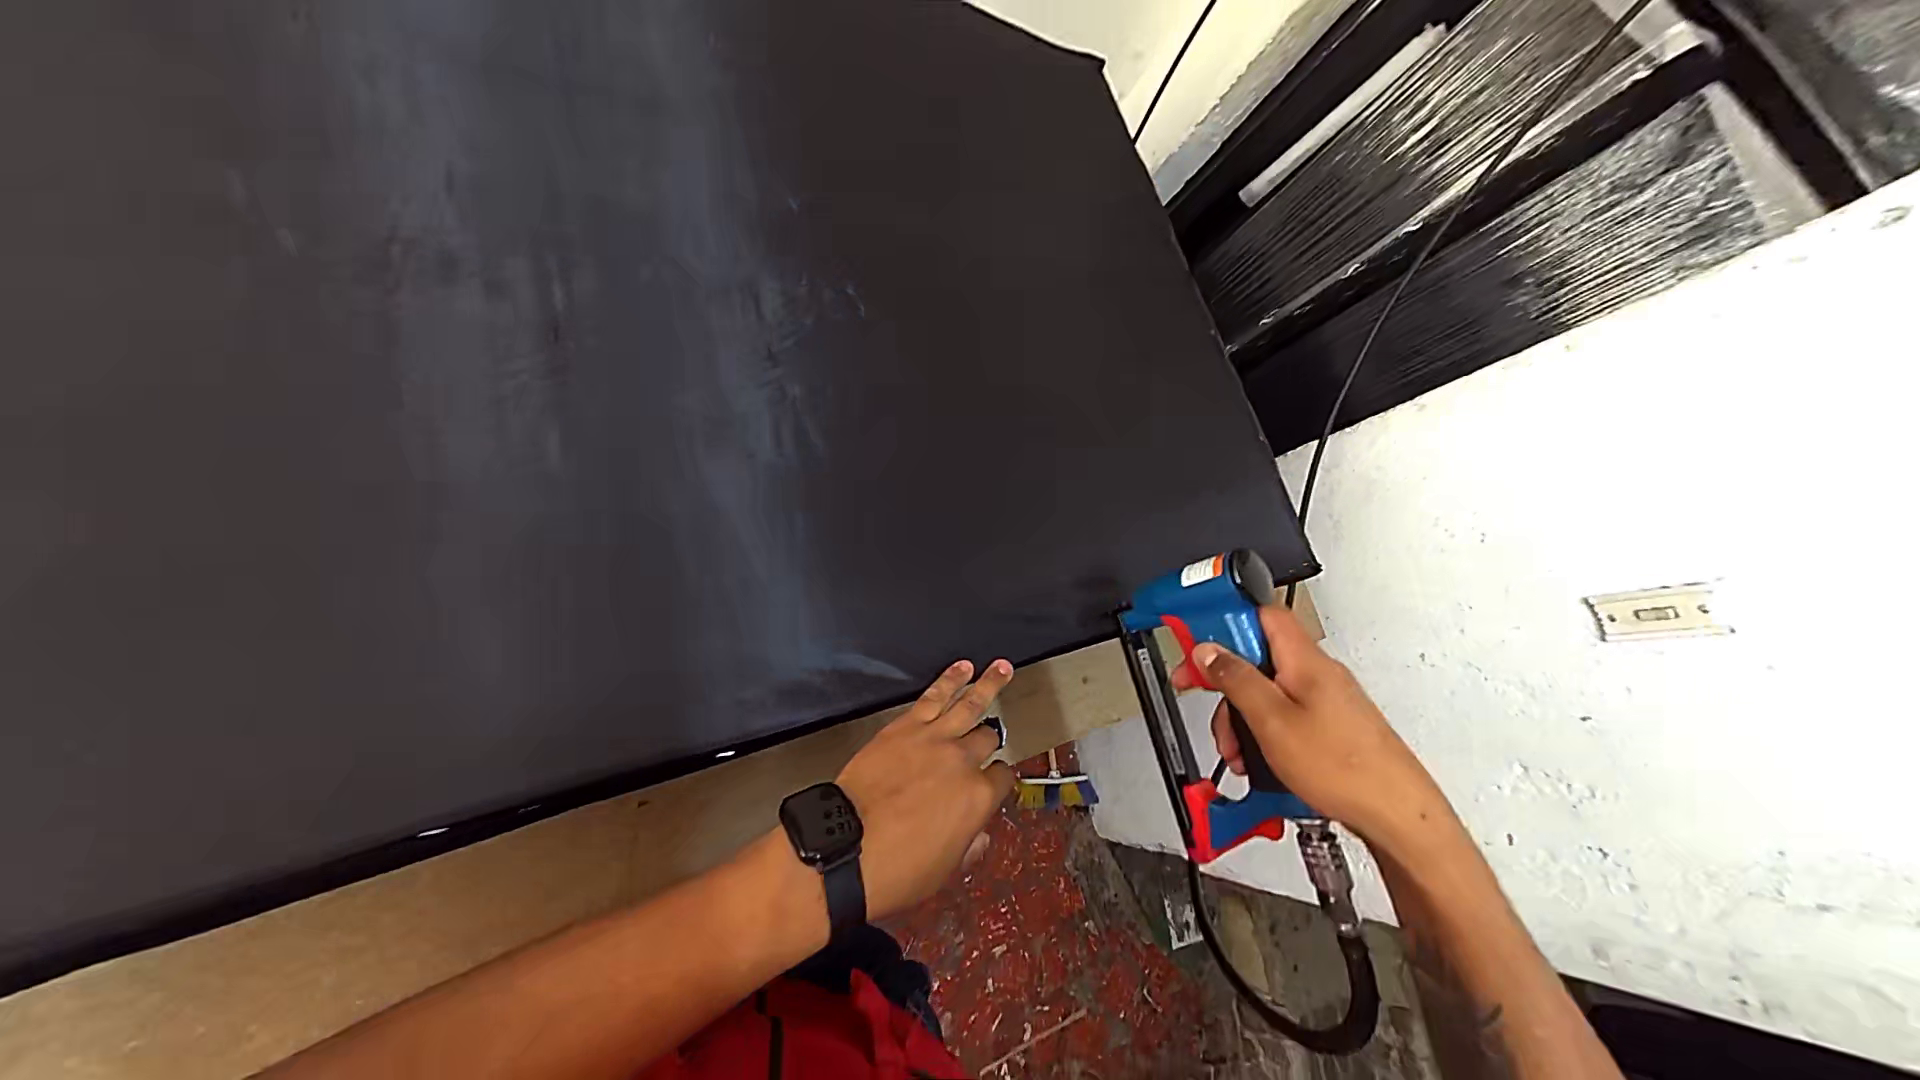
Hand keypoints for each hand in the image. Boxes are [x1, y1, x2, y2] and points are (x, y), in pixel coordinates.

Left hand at [834, 659, 1016, 919]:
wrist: (846, 850)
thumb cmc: (896, 869)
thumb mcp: (945, 869)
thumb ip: (969, 845)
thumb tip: (977, 836)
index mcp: (978, 799)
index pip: (1002, 778)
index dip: (999, 779)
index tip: (995, 779)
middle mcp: (962, 762)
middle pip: (986, 738)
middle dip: (990, 738)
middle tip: (992, 733)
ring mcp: (934, 739)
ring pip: (970, 703)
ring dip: (989, 683)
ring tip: (1001, 667)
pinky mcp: (905, 727)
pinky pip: (934, 696)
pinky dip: (950, 679)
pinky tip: (961, 669)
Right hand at [1174, 606, 1451, 852]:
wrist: (1396, 816)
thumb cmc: (1348, 770)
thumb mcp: (1271, 721)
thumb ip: (1235, 679)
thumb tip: (1208, 652)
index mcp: (1304, 660)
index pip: (1258, 613)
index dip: (1223, 617)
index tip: (1196, 632)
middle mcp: (1316, 672)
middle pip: (1255, 654)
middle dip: (1224, 679)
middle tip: (1201, 691)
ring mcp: (1324, 698)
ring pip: (1265, 688)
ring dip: (1240, 713)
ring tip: (1236, 747)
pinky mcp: (1327, 724)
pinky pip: (1282, 712)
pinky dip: (1261, 729)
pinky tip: (1257, 757)